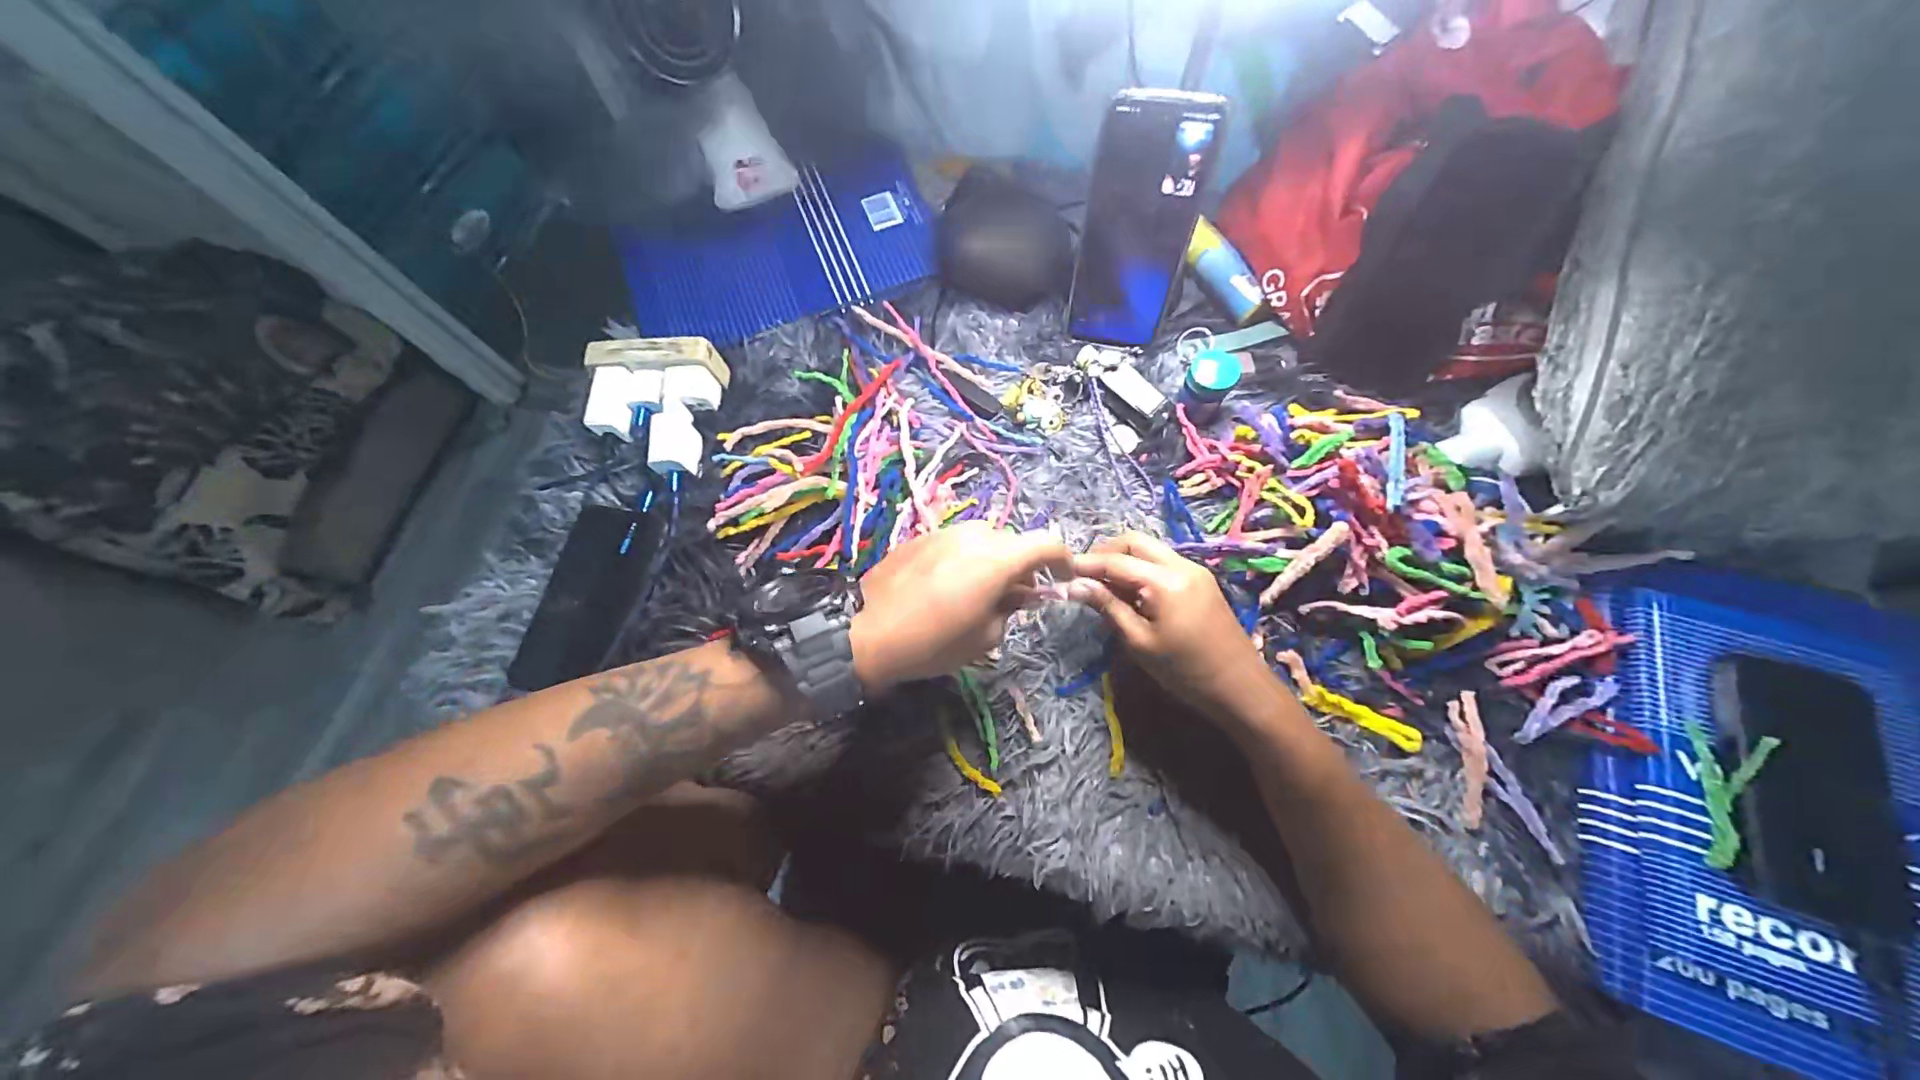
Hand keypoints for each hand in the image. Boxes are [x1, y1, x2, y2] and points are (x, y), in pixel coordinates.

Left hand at [850, 522, 1070, 689]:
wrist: (868, 634)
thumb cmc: (934, 643)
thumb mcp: (985, 637)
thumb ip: (1010, 608)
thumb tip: (1015, 594)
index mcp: (997, 559)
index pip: (1047, 543)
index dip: (1063, 560)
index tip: (1063, 579)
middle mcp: (973, 535)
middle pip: (1013, 542)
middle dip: (1023, 566)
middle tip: (1017, 597)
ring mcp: (943, 532)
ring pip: (983, 540)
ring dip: (992, 561)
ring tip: (979, 592)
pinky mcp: (919, 538)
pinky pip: (954, 544)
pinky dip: (963, 560)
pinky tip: (947, 587)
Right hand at [1068, 532, 1287, 719]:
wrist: (1241, 688)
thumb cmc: (1185, 671)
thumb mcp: (1139, 642)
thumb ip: (1108, 607)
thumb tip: (1076, 585)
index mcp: (1166, 581)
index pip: (1116, 561)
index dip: (1086, 564)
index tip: (1062, 571)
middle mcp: (1182, 565)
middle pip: (1135, 542)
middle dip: (1105, 552)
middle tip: (1084, 575)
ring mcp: (1195, 570)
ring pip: (1150, 549)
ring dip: (1124, 559)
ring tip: (1103, 586)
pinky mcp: (1201, 581)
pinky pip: (1163, 562)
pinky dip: (1141, 569)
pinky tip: (1129, 592)